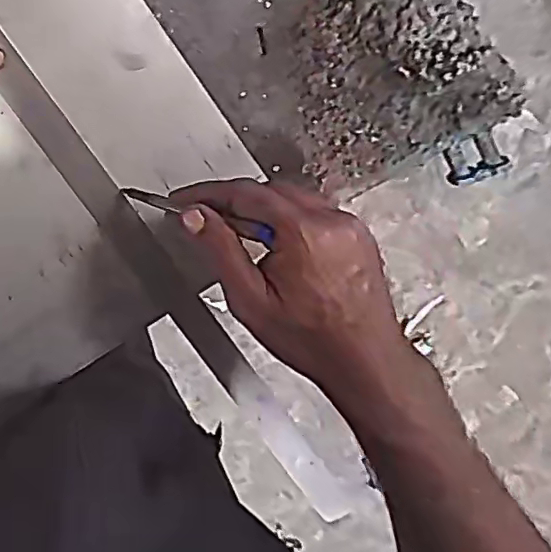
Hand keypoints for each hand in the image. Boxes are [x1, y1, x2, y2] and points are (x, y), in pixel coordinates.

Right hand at [172, 178, 443, 417]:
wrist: (364, 362)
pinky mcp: (356, 234)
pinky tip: (273, 240)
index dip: (208, 193)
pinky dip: (286, 216)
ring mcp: (348, 225)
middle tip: (205, 216)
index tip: (186, 199)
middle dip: (232, 199)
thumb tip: (196, 217)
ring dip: (259, 207)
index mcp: (304, 232)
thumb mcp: (250, 298)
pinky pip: (312, 210)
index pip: (245, 193)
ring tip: (237, 233)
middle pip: (268, 190)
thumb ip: (219, 249)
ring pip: (291, 197)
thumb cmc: (313, 340)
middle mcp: (331, 220)